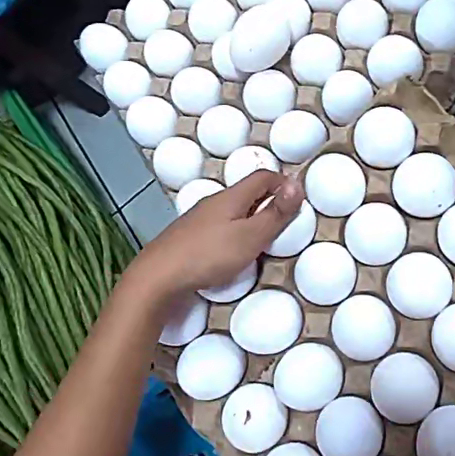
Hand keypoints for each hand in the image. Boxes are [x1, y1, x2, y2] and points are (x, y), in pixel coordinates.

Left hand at [123, 171, 301, 300]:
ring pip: (232, 212)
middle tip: (284, 223)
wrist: (156, 279)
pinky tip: (232, 254)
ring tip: (262, 241)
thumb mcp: (252, 236)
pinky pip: (219, 228)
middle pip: (247, 193)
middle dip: (268, 203)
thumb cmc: (208, 255)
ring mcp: (197, 220)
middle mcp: (213, 202)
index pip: (263, 176)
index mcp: (231, 196)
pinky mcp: (188, 239)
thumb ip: (275, 213)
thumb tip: (297, 184)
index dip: (284, 183)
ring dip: (250, 220)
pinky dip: (233, 235)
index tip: (298, 201)